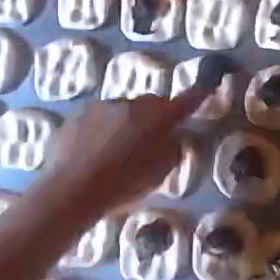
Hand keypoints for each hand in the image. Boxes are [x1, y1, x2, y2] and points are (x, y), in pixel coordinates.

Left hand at [34, 89, 208, 212]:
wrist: (73, 189)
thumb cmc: (122, 186)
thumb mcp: (159, 174)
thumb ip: (172, 150)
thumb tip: (173, 136)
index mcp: (157, 119)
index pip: (184, 103)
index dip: (197, 96)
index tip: (205, 90)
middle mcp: (131, 104)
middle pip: (150, 103)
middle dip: (154, 116)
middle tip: (150, 138)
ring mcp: (102, 106)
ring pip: (122, 109)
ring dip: (125, 122)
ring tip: (116, 150)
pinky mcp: (78, 114)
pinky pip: (98, 116)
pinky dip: (102, 128)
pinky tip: (94, 151)